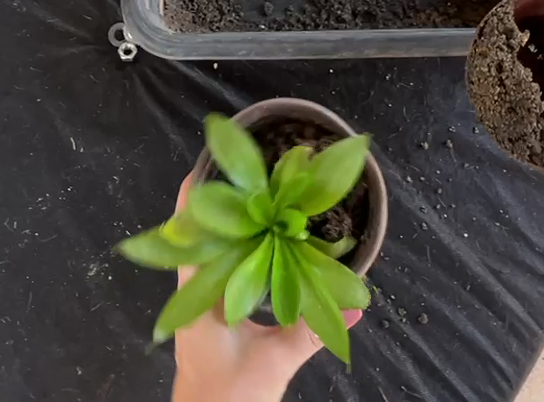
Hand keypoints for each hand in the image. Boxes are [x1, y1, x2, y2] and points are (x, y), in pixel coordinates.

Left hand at [168, 177, 360, 401]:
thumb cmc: (229, 396)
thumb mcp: (273, 361)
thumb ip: (312, 330)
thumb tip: (357, 304)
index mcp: (197, 292)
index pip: (187, 232)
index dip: (195, 196)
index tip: (215, 163)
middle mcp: (195, 292)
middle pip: (200, 236)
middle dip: (222, 205)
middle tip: (254, 176)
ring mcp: (201, 306)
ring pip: (212, 255)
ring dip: (231, 229)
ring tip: (263, 201)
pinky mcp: (213, 320)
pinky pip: (224, 276)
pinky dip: (241, 257)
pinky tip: (265, 248)